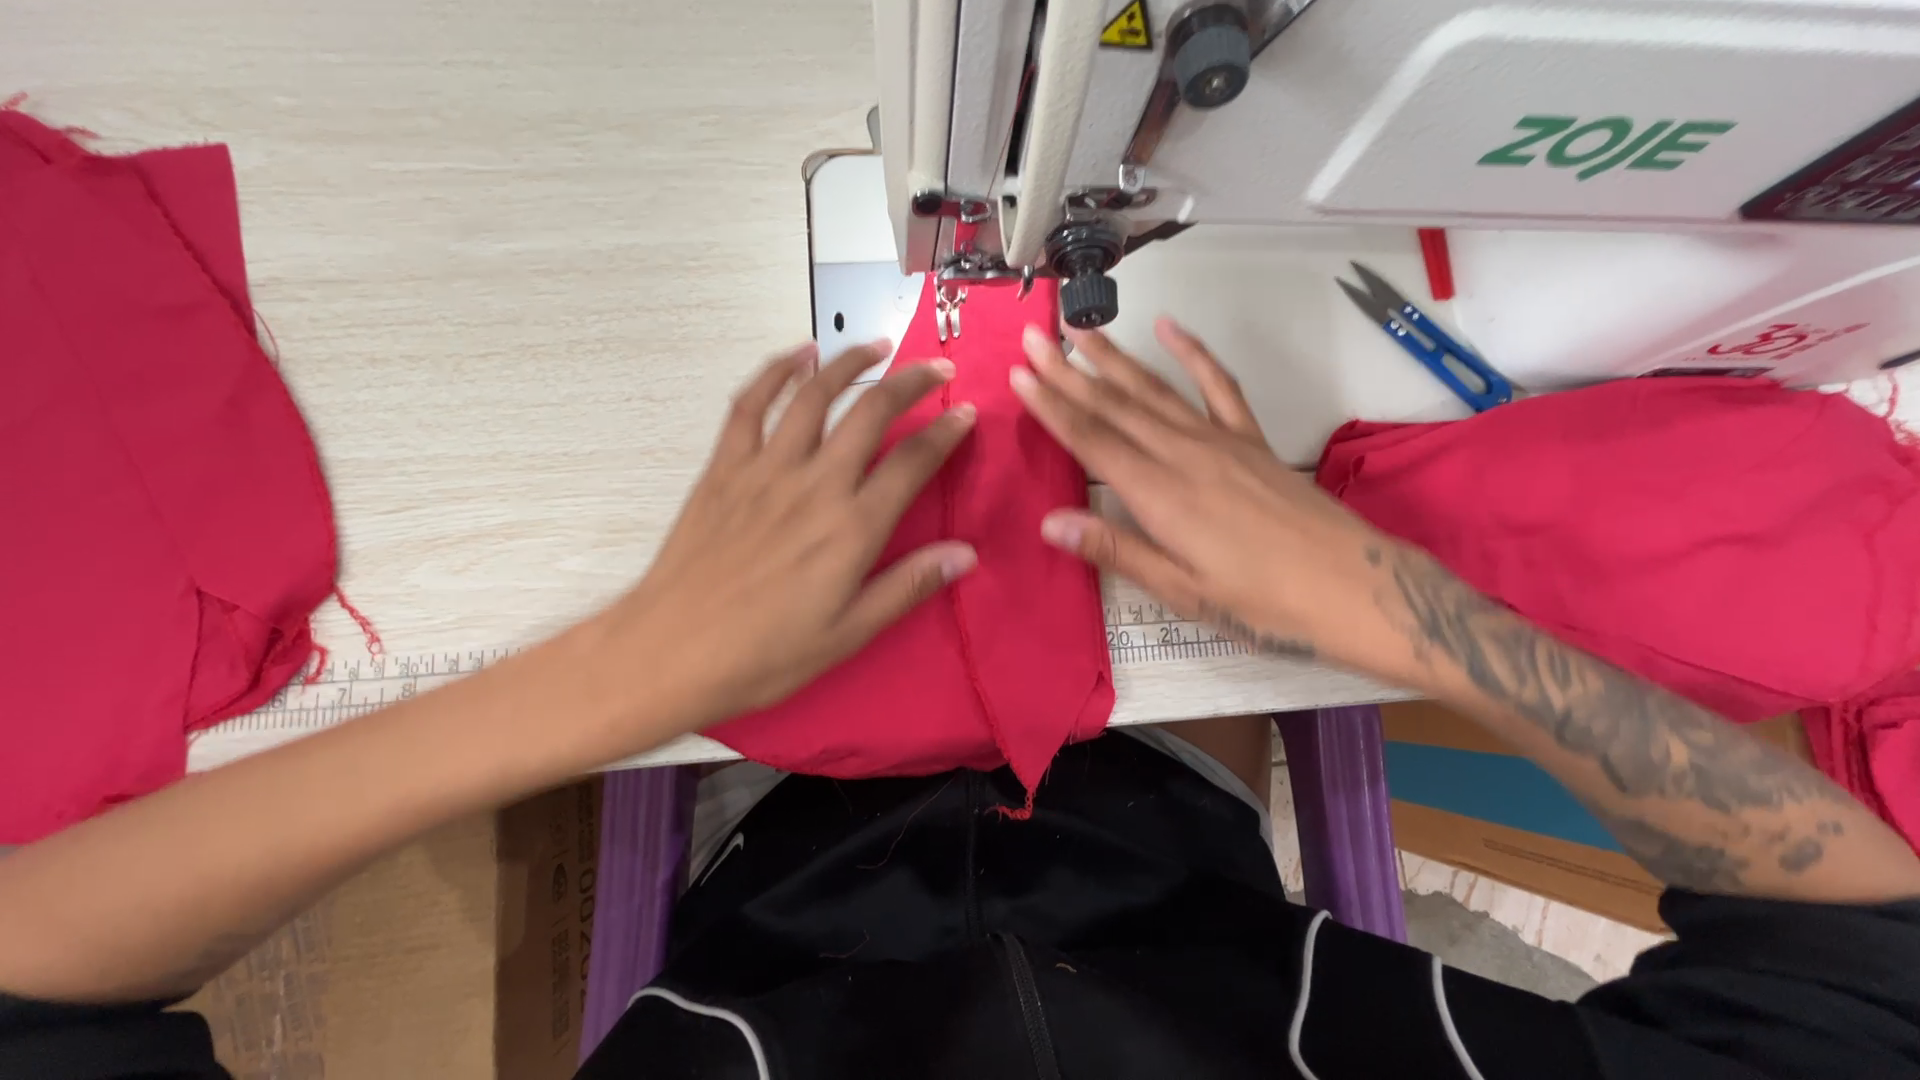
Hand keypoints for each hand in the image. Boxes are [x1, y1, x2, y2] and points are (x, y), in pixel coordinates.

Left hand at [601, 340, 976, 732]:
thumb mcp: (849, 634)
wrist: (672, 651)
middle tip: (936, 370)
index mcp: (853, 528)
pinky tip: (798, 355)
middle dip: (912, 383)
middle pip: (872, 412)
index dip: (946, 433)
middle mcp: (815, 484)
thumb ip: (907, 586)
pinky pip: (750, 404)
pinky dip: (776, 371)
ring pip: (814, 395)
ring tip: (877, 347)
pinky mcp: (724, 467)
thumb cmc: (766, 654)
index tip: (966, 414)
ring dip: (850, 362)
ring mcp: (765, 469)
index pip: (913, 462)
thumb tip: (964, 554)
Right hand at [1010, 320, 1394, 664]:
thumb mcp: (1184, 592)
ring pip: (1155, 390)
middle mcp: (1185, 455)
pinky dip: (1193, 353)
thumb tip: (1050, 522)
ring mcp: (1221, 441)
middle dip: (1069, 371)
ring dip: (1113, 357)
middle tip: (1033, 337)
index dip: (1052, 406)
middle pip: (1116, 406)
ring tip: (1079, 328)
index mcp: (1161, 496)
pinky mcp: (1252, 439)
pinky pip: (1218, 385)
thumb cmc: (1262, 603)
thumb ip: (1117, 550)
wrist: (1352, 588)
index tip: (1020, 374)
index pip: (1093, 441)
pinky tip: (1169, 327)